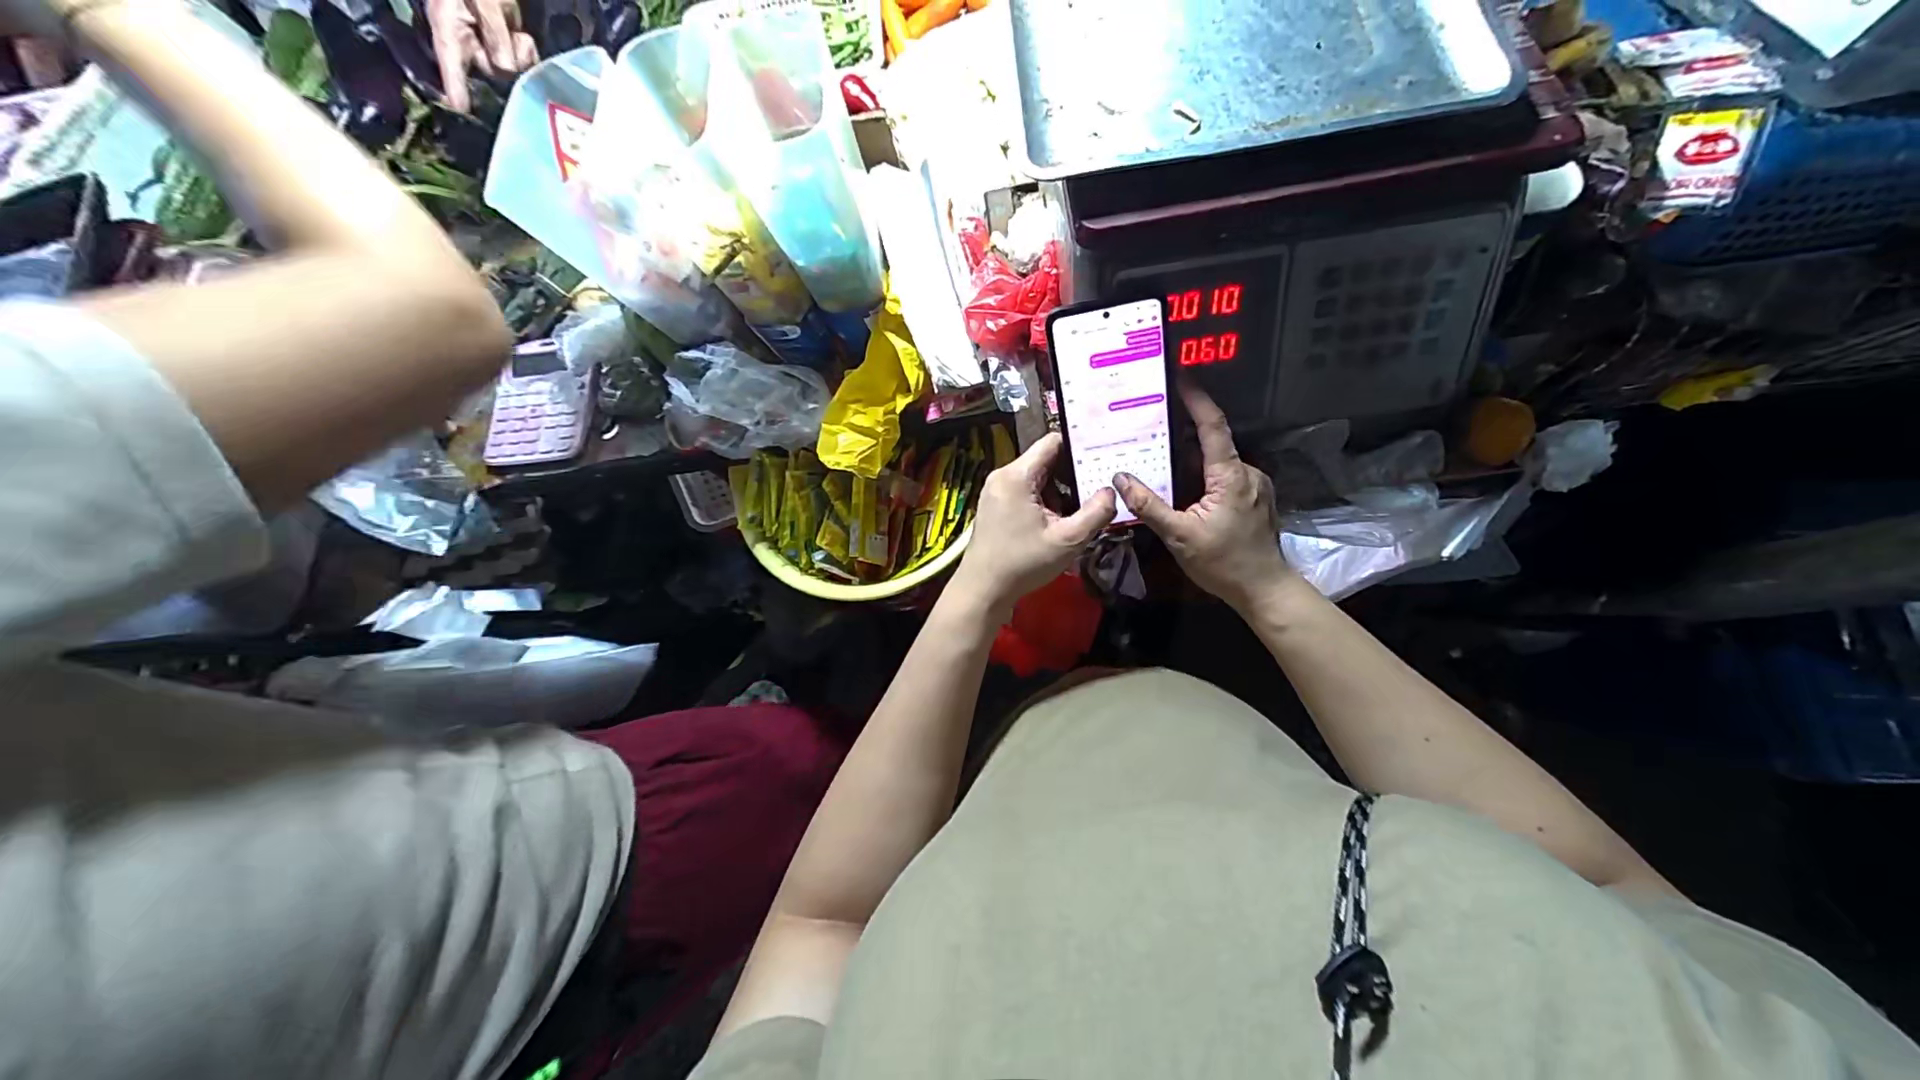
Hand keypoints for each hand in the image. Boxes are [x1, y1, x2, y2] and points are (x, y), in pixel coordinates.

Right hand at [426, 0, 536, 112]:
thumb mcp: (482, 0)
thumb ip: (495, 32)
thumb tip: (507, 67)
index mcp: (450, 32)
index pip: (451, 69)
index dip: (457, 91)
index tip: (460, 110)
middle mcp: (468, 45)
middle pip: (491, 76)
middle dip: (507, 69)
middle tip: (516, 41)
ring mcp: (487, 47)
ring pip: (509, 73)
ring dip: (521, 59)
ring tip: (519, 35)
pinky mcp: (504, 47)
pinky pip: (520, 63)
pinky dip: (526, 53)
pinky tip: (523, 36)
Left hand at [950, 432, 1115, 614]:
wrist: (983, 590)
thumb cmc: (1022, 564)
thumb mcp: (1067, 540)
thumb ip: (1095, 513)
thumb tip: (1111, 491)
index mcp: (1017, 475)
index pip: (1052, 441)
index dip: (1079, 446)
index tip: (1102, 457)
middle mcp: (1003, 475)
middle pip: (1046, 459)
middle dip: (1072, 473)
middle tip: (1099, 486)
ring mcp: (996, 490)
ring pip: (1037, 477)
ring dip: (1059, 490)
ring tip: (1082, 508)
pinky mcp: (995, 505)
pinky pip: (1026, 491)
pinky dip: (1044, 500)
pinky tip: (1058, 520)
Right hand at [1113, 382, 1293, 612]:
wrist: (1263, 588)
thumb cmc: (1223, 563)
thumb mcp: (1179, 536)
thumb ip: (1149, 505)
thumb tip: (1121, 478)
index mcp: (1230, 475)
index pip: (1213, 426)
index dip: (1197, 400)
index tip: (1180, 379)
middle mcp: (1246, 472)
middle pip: (1213, 442)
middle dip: (1184, 432)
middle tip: (1152, 425)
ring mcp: (1253, 484)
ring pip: (1218, 461)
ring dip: (1191, 456)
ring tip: (1160, 455)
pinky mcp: (1254, 497)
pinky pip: (1225, 475)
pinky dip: (1202, 473)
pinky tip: (1183, 485)